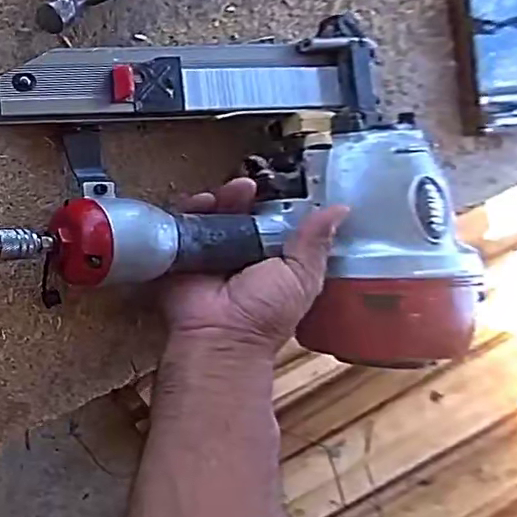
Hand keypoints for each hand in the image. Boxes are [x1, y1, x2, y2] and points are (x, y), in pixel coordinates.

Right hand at [162, 177, 350, 351]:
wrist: (219, 332)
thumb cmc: (265, 311)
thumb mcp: (301, 276)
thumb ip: (313, 244)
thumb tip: (339, 209)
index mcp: (265, 256)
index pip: (265, 220)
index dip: (268, 202)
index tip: (273, 184)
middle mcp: (232, 251)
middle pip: (233, 213)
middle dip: (239, 197)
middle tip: (244, 186)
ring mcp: (202, 251)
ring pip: (206, 216)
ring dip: (214, 200)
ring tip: (225, 192)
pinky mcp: (176, 252)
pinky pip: (179, 226)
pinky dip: (186, 212)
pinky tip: (197, 203)